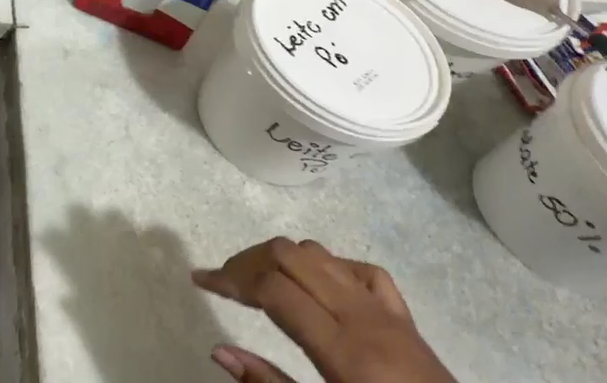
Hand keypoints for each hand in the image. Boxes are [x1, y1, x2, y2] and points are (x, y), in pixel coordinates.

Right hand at [192, 238, 456, 382]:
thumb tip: (218, 349)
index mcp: (344, 352)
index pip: (273, 289)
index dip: (229, 280)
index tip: (201, 283)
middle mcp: (363, 319)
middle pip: (290, 256)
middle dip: (248, 261)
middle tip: (224, 283)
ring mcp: (388, 314)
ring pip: (320, 255)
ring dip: (281, 259)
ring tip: (259, 283)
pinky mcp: (406, 319)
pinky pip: (360, 270)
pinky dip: (326, 268)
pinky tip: (314, 287)